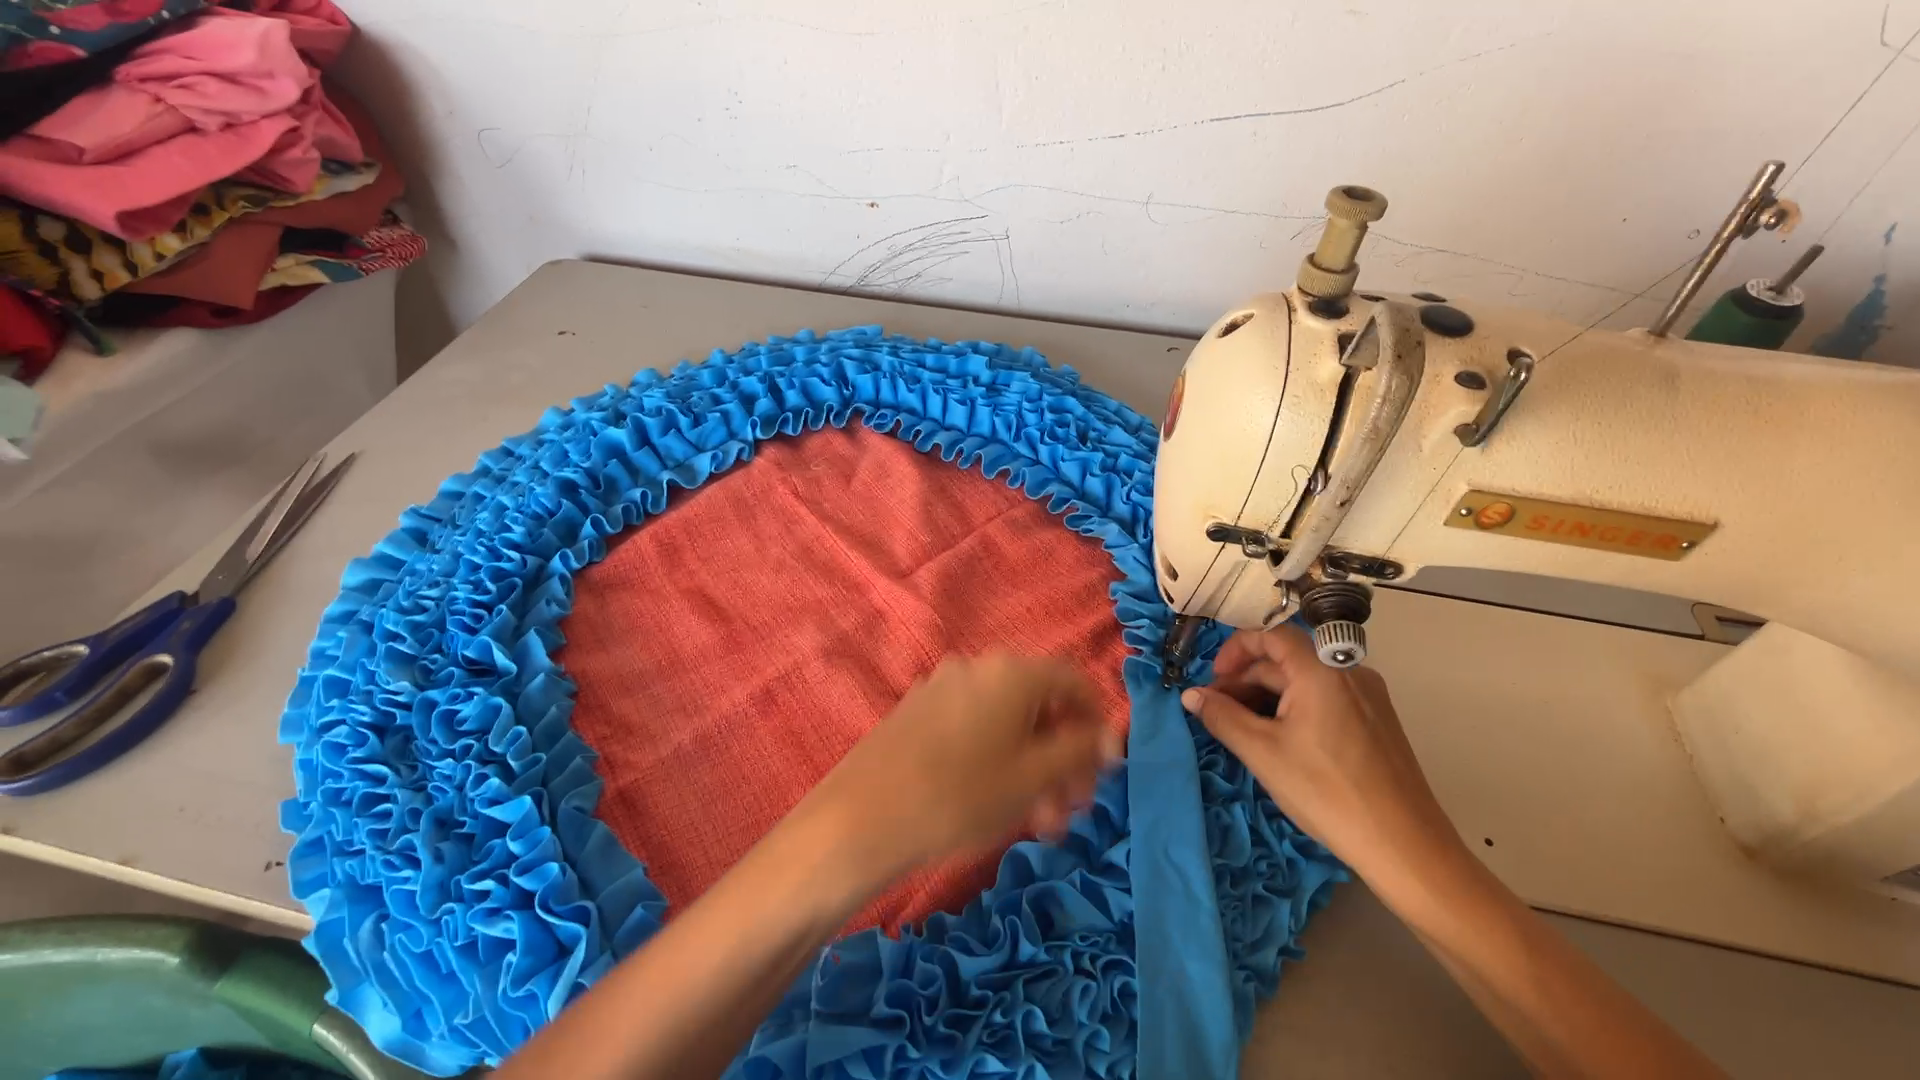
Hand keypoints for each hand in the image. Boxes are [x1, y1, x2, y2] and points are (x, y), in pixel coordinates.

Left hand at [798, 652, 1121, 882]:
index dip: (1099, 726)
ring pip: (1007, 724)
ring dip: (1033, 768)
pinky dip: (997, 761)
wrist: (860, 820)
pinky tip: (994, 806)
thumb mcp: (1033, 778)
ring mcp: (941, 689)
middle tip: (1072, 810)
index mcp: (1012, 672)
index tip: (1104, 772)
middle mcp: (977, 668)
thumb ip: (1080, 751)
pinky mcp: (916, 715)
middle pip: (1041, 706)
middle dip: (1064, 758)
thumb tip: (1110, 735)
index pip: (1076, 683)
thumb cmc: (959, 797)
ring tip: (1037, 823)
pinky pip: (974, 730)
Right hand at [1180, 626, 1462, 888]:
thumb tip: (1190, 695)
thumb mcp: (1262, 753)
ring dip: (1268, 697)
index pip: (1273, 634)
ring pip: (1306, 682)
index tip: (1214, 679)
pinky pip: (1326, 700)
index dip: (1236, 649)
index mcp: (1322, 670)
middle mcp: (1349, 672)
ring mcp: (1368, 698)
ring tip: (1243, 731)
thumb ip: (1222, 717)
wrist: (1404, 844)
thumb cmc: (1326, 791)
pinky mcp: (1377, 722)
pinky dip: (1295, 709)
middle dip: (1247, 679)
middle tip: (1217, 712)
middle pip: (1288, 659)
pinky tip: (1280, 742)